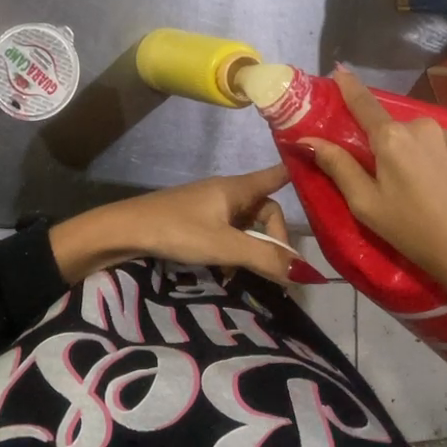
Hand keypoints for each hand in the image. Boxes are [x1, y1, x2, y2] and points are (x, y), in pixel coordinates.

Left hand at [49, 166, 298, 284]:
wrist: (126, 229)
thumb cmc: (177, 230)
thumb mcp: (224, 246)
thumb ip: (263, 257)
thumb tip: (301, 271)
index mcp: (235, 188)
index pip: (275, 177)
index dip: (296, 174)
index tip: (320, 172)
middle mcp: (226, 191)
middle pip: (264, 210)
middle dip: (274, 238)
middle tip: (276, 269)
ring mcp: (210, 205)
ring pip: (246, 224)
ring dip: (253, 249)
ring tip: (251, 275)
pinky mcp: (196, 220)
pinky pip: (229, 232)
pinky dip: (234, 251)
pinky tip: (227, 273)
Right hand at [300, 68, 446, 362]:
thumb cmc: (419, 236)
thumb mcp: (367, 208)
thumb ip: (337, 167)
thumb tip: (307, 138)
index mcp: (391, 137)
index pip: (362, 102)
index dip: (348, 86)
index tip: (338, 72)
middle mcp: (423, 126)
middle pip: (397, 127)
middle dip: (391, 143)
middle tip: (393, 177)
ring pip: (427, 137)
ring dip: (422, 153)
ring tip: (430, 189)